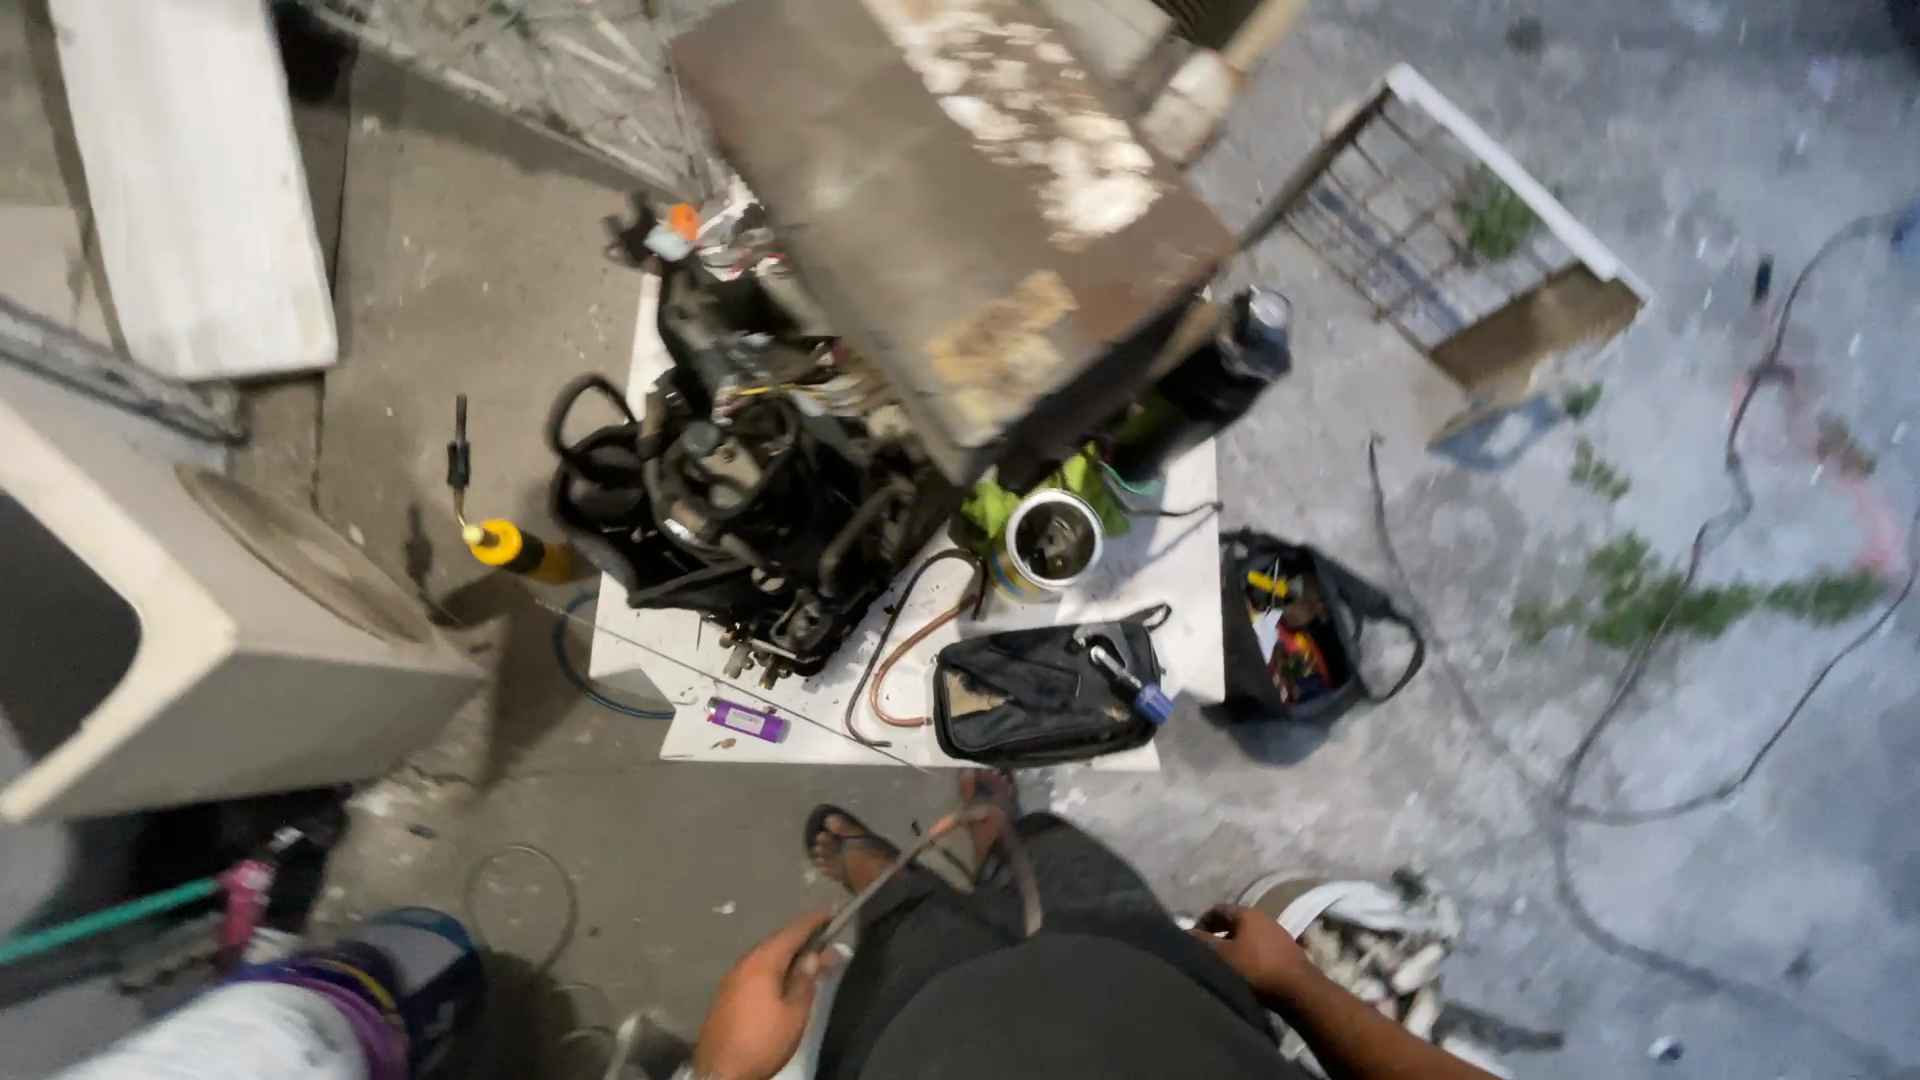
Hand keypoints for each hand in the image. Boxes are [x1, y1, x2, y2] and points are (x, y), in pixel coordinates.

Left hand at [690, 911, 834, 1079]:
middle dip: (803, 940)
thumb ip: (805, 980)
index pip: (794, 931)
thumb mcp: (794, 1013)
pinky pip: (754, 970)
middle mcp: (745, 961)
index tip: (832, 913)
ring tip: (807, 963)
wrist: (720, 1075)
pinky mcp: (725, 995)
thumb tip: (812, 955)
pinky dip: (773, 969)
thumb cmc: (762, 1042)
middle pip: (778, 941)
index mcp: (764, 960)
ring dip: (787, 956)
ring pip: (765, 956)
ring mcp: (731, 978)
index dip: (815, 921)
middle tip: (826, 946)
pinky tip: (782, 982)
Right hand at [1190, 904, 1318, 998]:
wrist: (1300, 991)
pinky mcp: (1289, 950)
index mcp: (1246, 913)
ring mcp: (1279, 932)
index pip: (1218, 909)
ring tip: (1227, 961)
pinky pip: (1262, 946)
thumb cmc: (1257, 969)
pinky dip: (1251, 953)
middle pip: (1235, 921)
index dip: (1204, 920)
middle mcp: (1263, 916)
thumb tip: (1186, 931)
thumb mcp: (1223, 956)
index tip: (1194, 936)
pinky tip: (1248, 969)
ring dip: (1236, 943)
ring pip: (1249, 934)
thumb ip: (1203, 942)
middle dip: (1220, 932)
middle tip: (1208, 949)